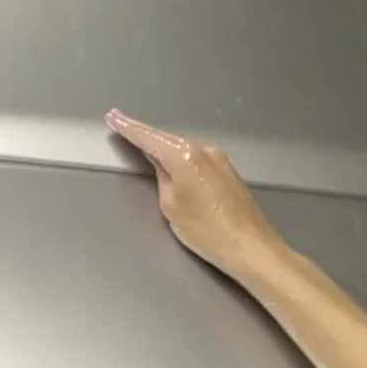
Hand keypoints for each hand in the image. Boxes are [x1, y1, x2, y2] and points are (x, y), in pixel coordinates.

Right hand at [105, 109, 292, 284]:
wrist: (254, 250)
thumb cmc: (206, 230)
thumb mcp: (170, 204)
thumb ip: (161, 176)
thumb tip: (160, 164)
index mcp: (185, 156)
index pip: (148, 138)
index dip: (127, 128)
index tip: (112, 116)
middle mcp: (204, 150)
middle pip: (165, 138)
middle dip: (141, 131)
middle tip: (119, 121)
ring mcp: (219, 159)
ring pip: (181, 146)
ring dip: (160, 142)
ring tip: (139, 137)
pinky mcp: (228, 171)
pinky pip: (194, 155)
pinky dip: (177, 153)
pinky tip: (168, 156)